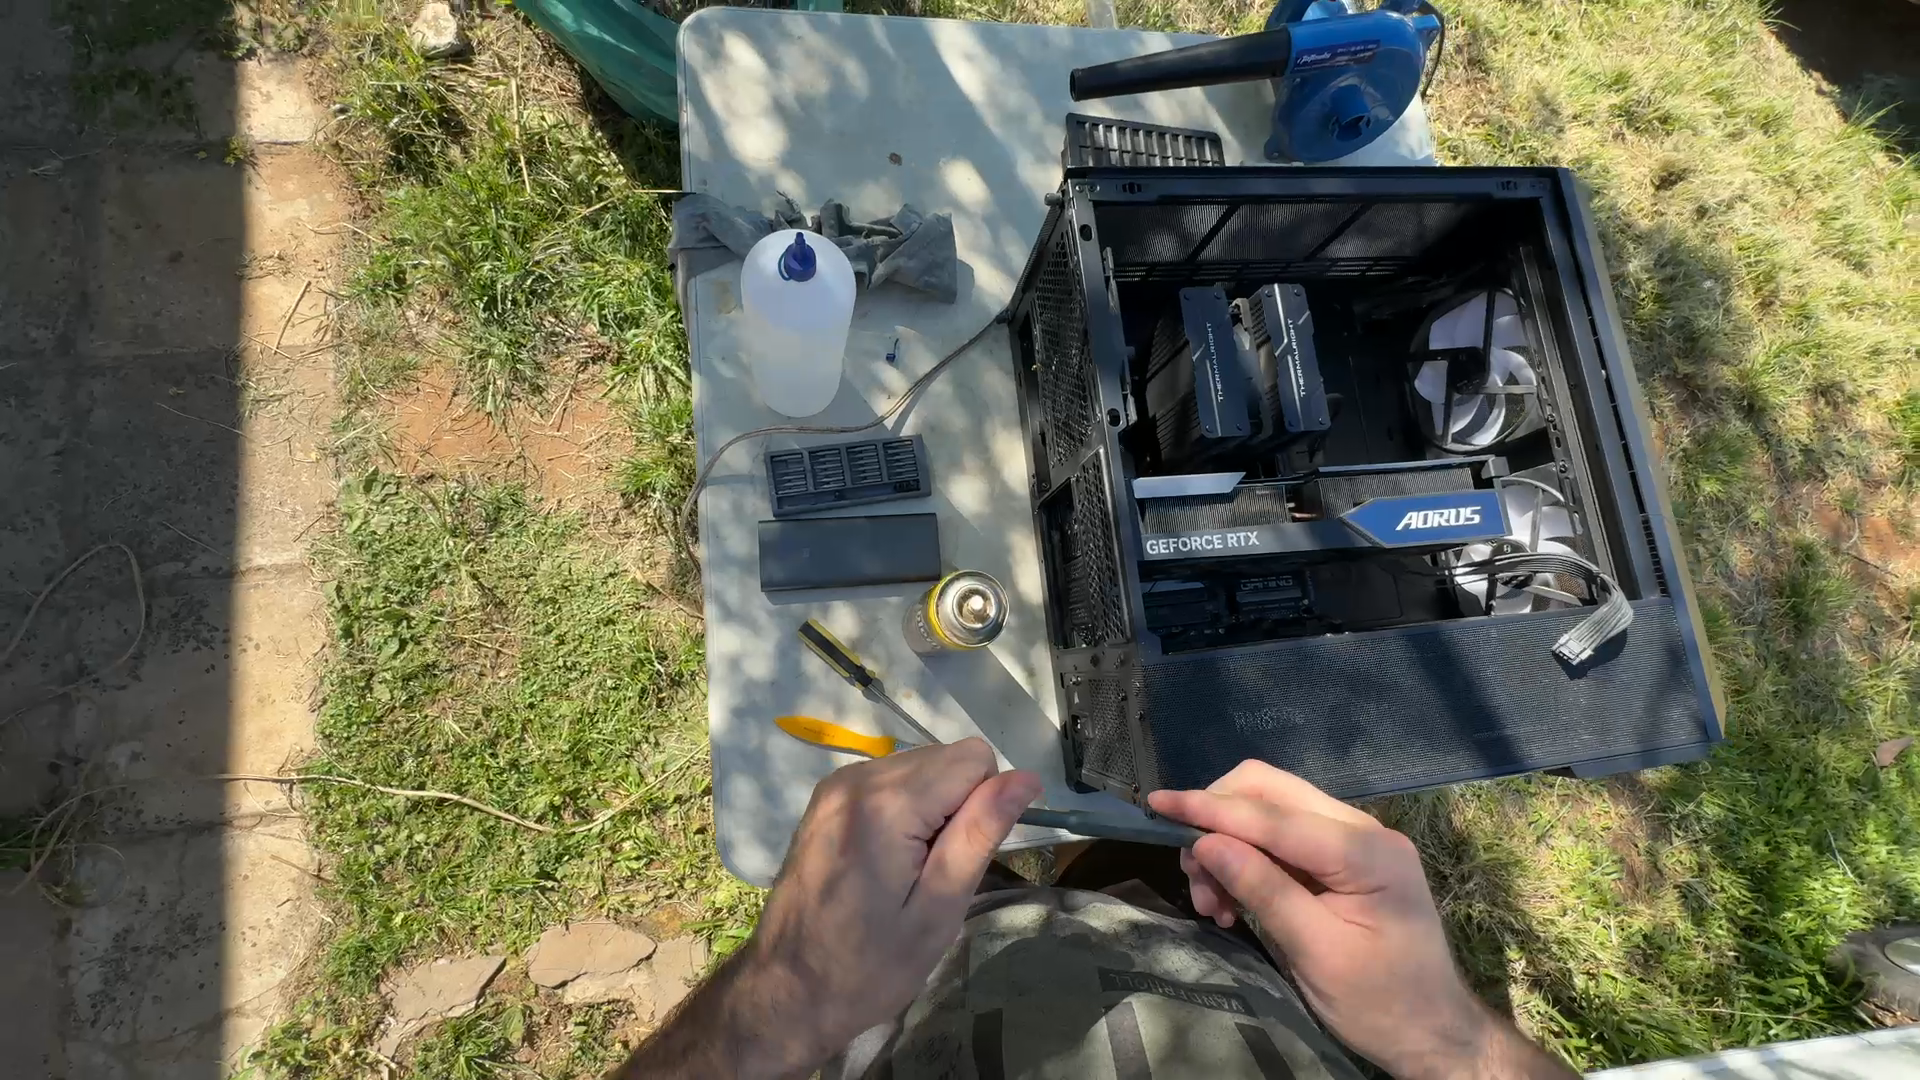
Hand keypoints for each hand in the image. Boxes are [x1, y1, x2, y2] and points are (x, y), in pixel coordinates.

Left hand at [741, 738, 1041, 1072]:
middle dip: (958, 803)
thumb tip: (1026, 778)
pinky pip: (892, 775)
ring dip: (932, 804)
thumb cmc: (869, 966)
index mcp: (887, 802)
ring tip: (908, 866)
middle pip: (946, 756)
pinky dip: (906, 805)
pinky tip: (887, 855)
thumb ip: (980, 832)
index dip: (985, 802)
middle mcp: (858, 776)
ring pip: (922, 763)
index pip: (973, 758)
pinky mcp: (829, 793)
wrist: (784, 992)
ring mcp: (838, 781)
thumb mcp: (938, 909)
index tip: (962, 855)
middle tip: (933, 869)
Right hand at [1149, 763, 1572, 1079]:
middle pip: (1266, 789)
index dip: (1209, 808)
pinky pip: (1276, 830)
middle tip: (1194, 874)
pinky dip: (1244, 854)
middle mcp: (1358, 826)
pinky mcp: (1338, 849)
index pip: (1270, 815)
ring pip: (1264, 805)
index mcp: (1365, 851)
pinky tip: (1234, 898)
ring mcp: (1350, 834)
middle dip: (1216, 821)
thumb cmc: (1383, 1005)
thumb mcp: (1317, 954)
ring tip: (1212, 901)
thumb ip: (1263, 890)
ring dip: (1226, 842)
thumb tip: (1205, 843)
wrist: (1437, 1035)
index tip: (1158, 803)